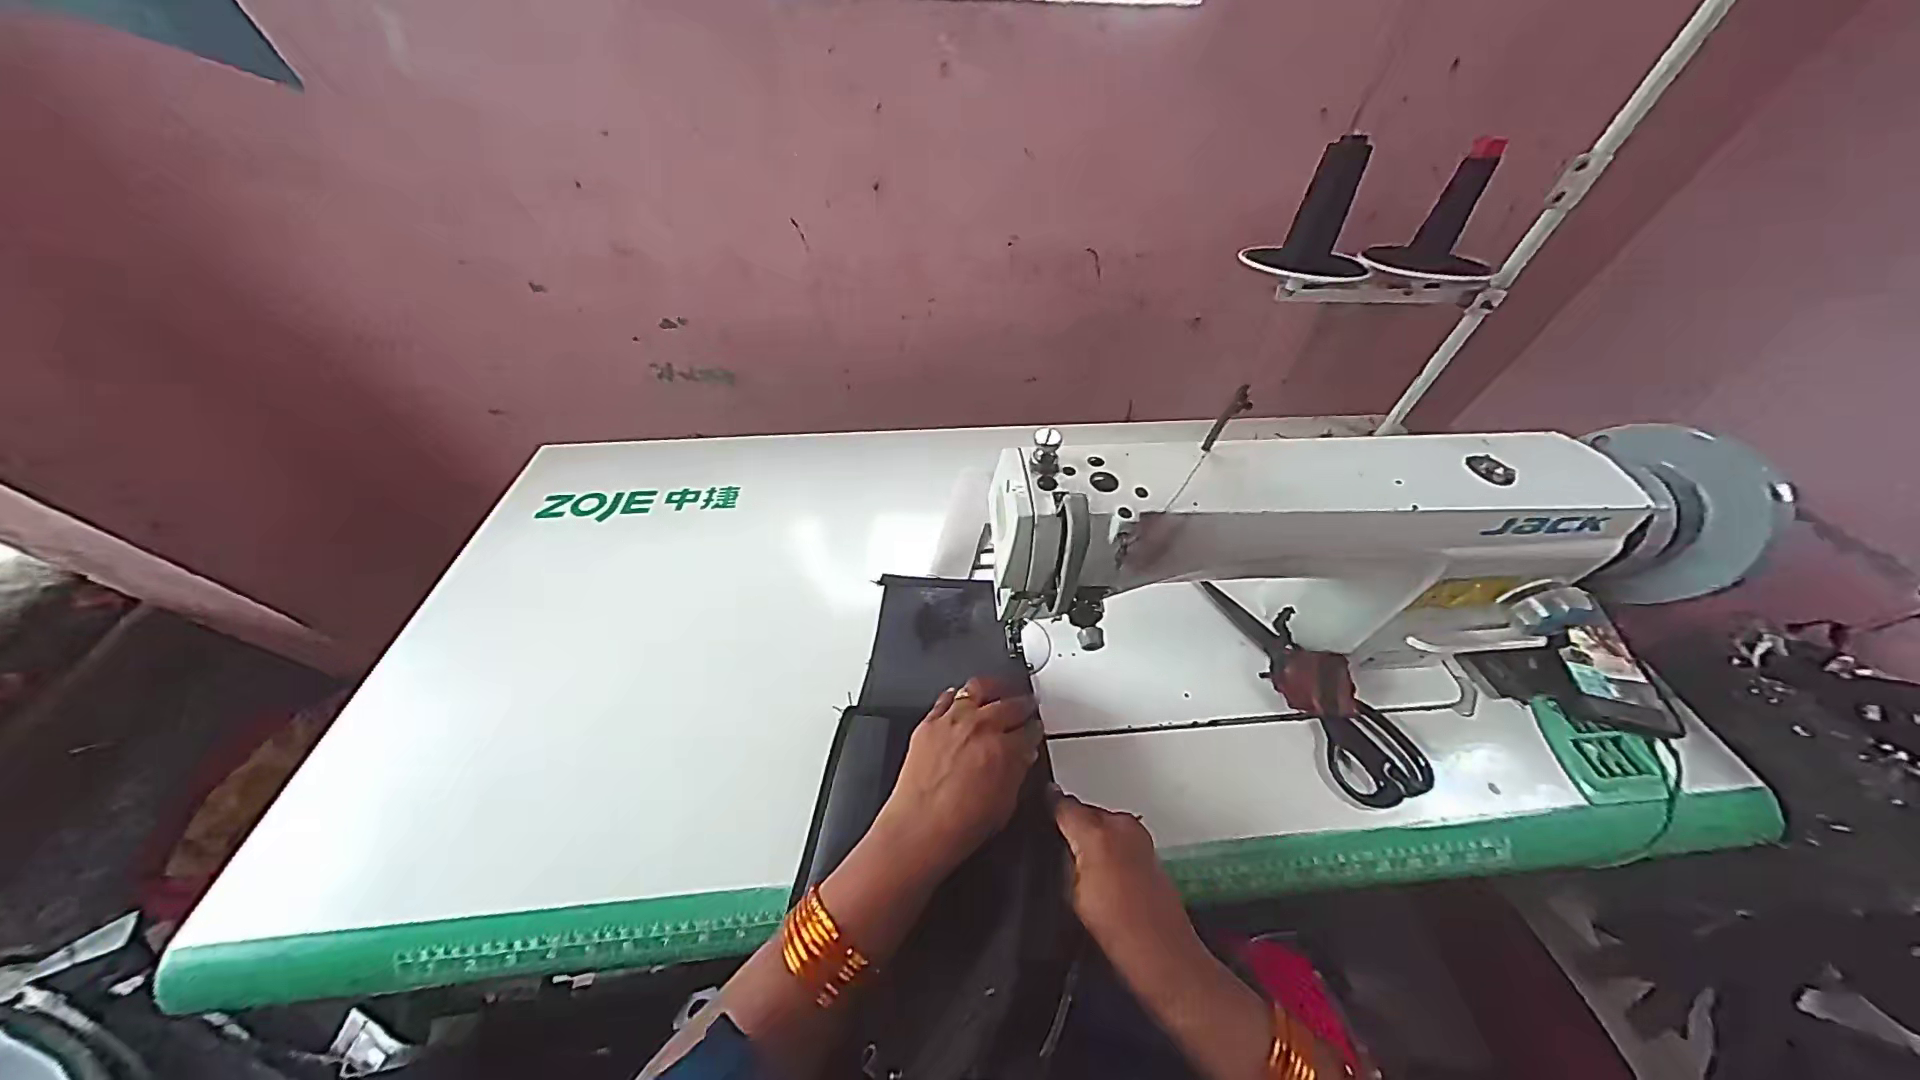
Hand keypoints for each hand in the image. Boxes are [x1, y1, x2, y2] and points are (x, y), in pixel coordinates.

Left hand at [872, 677, 1039, 876]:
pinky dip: (957, 695)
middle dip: (1023, 703)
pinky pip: (946, 698)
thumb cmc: (959, 824)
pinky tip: (961, 696)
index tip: (1034, 729)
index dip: (1035, 729)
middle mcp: (980, 728)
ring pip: (978, 688)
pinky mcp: (929, 723)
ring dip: (994, 688)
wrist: (920, 828)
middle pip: (1010, 703)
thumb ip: (1017, 773)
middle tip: (1026, 703)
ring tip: (1000, 688)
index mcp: (1005, 748)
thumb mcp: (1006, 804)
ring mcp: (952, 721)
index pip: (1030, 729)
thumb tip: (1021, 759)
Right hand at [1052, 792, 1196, 965]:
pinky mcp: (1149, 848)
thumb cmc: (1117, 931)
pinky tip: (1102, 875)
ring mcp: (1138, 835)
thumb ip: (1062, 855)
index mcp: (1097, 832)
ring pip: (1101, 822)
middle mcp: (1121, 824)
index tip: (1036, 818)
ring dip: (1090, 835)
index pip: (1062, 803)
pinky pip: (1118, 835)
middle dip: (1071, 825)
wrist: (1162, 955)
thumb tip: (1055, 835)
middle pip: (1083, 810)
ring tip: (1082, 869)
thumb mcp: (1070, 894)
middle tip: (1060, 852)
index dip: (1046, 810)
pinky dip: (1108, 846)